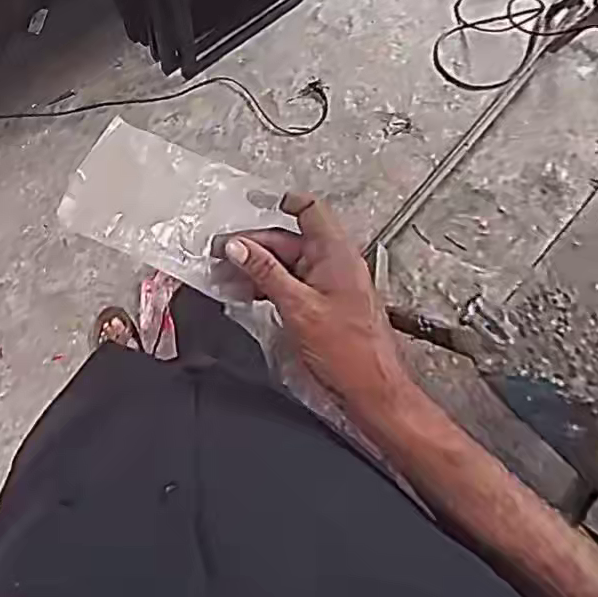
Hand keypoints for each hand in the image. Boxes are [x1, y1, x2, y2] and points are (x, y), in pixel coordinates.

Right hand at [226, 193, 415, 416]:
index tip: (253, 202)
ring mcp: (329, 284)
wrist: (374, 394)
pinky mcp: (322, 304)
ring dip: (256, 267)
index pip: (309, 210)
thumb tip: (238, 247)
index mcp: (336, 254)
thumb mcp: (297, 306)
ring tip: (227, 275)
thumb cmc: (350, 354)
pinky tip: (246, 293)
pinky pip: (290, 284)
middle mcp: (334, 263)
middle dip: (254, 245)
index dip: (282, 202)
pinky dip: (267, 285)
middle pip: (288, 240)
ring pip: (286, 264)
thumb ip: (265, 272)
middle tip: (223, 253)